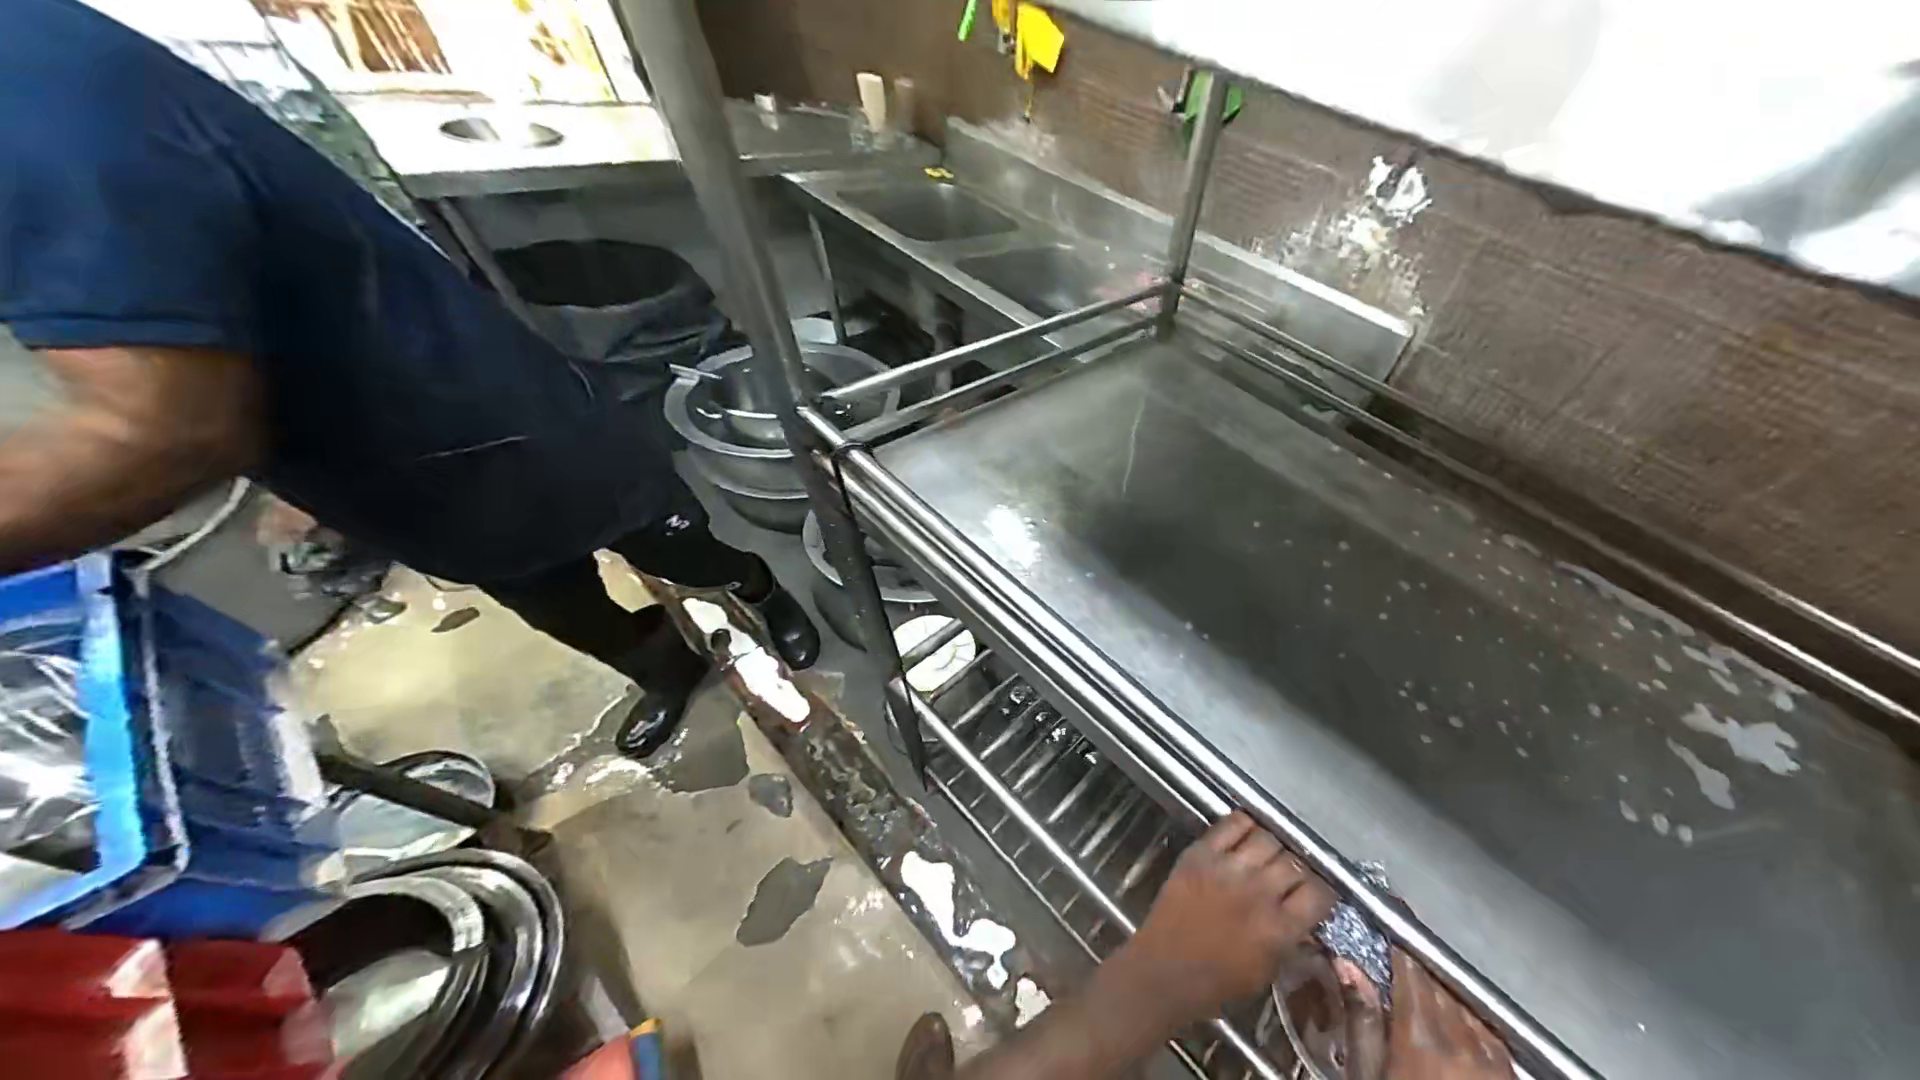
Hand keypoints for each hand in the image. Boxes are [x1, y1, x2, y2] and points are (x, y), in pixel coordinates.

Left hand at [1115, 811, 1336, 1028]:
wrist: (1167, 967)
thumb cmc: (1220, 978)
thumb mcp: (1269, 967)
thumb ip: (1292, 936)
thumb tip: (1307, 912)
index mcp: (1279, 927)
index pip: (1318, 892)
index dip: (1323, 890)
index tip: (1318, 891)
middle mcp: (1257, 891)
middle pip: (1294, 861)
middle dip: (1299, 867)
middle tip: (1291, 873)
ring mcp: (1227, 867)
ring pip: (1266, 837)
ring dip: (1274, 845)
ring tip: (1269, 853)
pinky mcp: (1200, 853)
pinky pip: (1230, 824)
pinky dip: (1244, 824)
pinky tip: (1247, 832)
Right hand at [1343, 950, 1512, 1079]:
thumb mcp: (1367, 1073)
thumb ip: (1361, 1018)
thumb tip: (1347, 965)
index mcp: (1422, 1037)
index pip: (1411, 971)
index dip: (1398, 946)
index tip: (1386, 927)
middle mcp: (1463, 1043)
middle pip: (1438, 984)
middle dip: (1416, 968)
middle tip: (1396, 955)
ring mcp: (1493, 1063)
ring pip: (1464, 1005)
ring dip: (1441, 991)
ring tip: (1420, 988)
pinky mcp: (1509, 1078)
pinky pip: (1486, 1032)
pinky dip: (1465, 1018)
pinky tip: (1451, 1024)